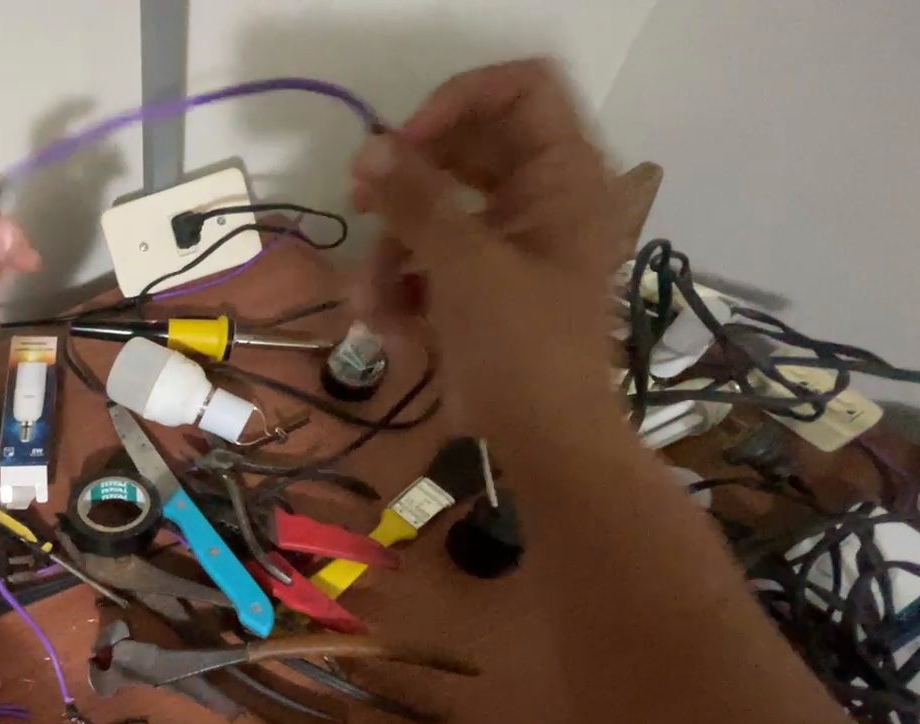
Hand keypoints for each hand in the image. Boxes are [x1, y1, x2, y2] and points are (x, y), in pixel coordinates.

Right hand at [349, 60, 618, 435]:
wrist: (536, 434)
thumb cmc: (520, 345)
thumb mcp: (465, 265)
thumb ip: (416, 201)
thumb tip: (369, 149)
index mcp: (562, 176)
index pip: (517, 93)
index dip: (454, 105)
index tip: (397, 144)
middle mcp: (535, 199)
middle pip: (463, 156)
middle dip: (406, 187)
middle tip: (358, 201)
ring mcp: (502, 246)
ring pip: (432, 218)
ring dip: (390, 256)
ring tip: (368, 301)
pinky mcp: (472, 288)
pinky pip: (425, 266)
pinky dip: (399, 291)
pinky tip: (384, 324)